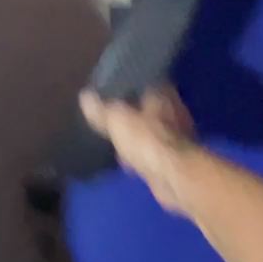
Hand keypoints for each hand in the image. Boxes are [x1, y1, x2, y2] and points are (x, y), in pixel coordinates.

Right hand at [78, 87, 198, 215]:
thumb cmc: (147, 140)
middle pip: (150, 109)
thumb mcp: (117, 121)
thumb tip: (85, 96)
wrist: (173, 177)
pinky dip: (142, 157)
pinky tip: (129, 163)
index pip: (147, 84)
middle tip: (114, 119)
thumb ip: (102, 110)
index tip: (115, 92)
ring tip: (119, 142)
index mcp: (163, 96)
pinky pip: (153, 154)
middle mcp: (174, 113)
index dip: (131, 87)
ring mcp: (177, 138)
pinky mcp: (174, 161)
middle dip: (134, 115)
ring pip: (152, 133)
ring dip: (138, 138)